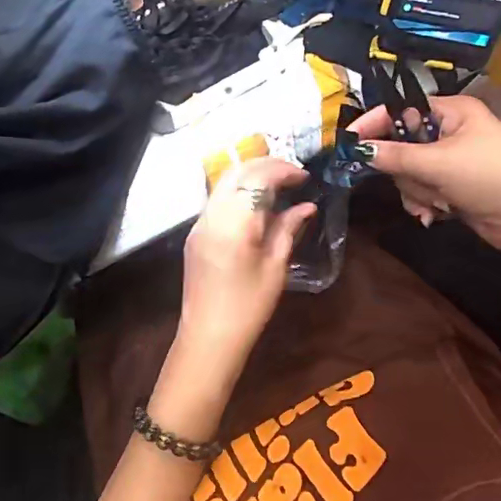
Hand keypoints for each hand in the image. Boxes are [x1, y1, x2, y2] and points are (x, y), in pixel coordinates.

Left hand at [177, 158, 316, 372]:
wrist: (209, 335)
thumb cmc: (249, 306)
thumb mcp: (275, 267)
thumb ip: (288, 229)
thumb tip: (306, 206)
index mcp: (234, 224)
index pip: (257, 177)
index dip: (283, 170)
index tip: (304, 177)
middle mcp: (211, 216)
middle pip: (236, 172)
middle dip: (265, 166)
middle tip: (292, 175)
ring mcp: (199, 224)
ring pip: (223, 184)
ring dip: (250, 176)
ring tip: (278, 186)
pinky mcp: (194, 234)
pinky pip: (216, 200)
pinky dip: (237, 192)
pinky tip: (256, 205)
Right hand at [350, 94, 500, 250]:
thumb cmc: (489, 177)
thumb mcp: (437, 163)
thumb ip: (394, 155)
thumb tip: (359, 150)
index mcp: (451, 111)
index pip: (400, 110)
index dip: (373, 124)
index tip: (348, 141)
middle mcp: (449, 131)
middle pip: (400, 146)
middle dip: (405, 171)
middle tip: (417, 181)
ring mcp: (450, 160)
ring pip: (407, 172)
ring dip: (416, 191)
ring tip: (437, 202)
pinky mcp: (452, 185)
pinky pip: (420, 189)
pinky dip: (424, 203)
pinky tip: (436, 214)